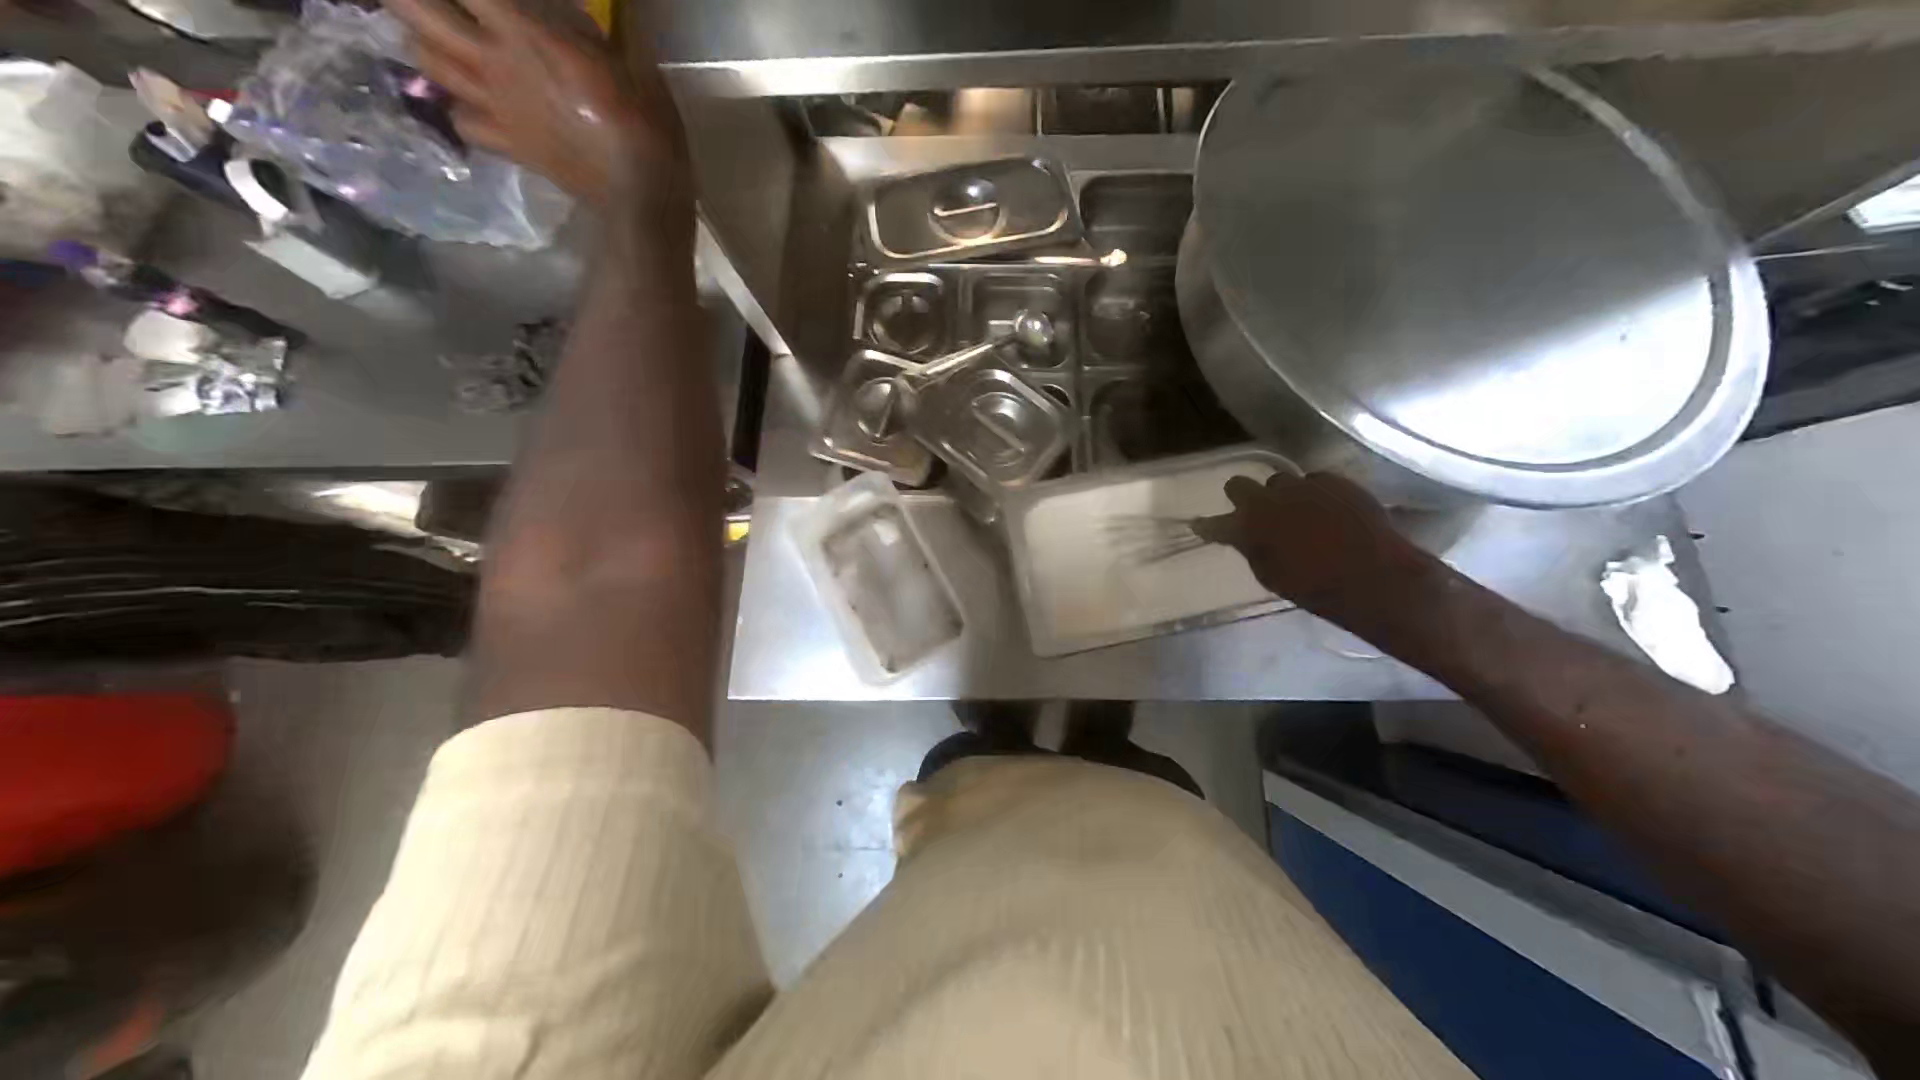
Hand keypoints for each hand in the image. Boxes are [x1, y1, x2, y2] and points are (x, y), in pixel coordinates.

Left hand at [384, 0, 687, 211]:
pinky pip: (460, 119)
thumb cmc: (645, 128)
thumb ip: (586, 34)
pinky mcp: (508, 146)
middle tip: (433, 1)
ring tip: (442, 37)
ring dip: (425, 41)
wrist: (640, 197)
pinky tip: (474, 103)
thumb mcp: (629, 65)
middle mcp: (496, 63)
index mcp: (527, 34)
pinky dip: (458, 107)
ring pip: (427, 60)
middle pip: (415, 11)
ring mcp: (497, 108)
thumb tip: (565, 18)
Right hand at [1192, 472, 1440, 620]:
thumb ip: (1253, 549)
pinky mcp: (1335, 481)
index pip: (1215, 523)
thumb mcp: (1270, 575)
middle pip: (1239, 485)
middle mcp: (1269, 498)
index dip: (1208, 525)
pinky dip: (1314, 493)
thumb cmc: (1316, 587)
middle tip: (1253, 513)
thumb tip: (1246, 537)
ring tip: (1296, 511)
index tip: (1202, 526)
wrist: (1374, 576)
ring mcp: (1303, 485)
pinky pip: (1314, 480)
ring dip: (1281, 494)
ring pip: (1279, 481)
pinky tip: (1326, 509)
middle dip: (1241, 497)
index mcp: (1248, 526)